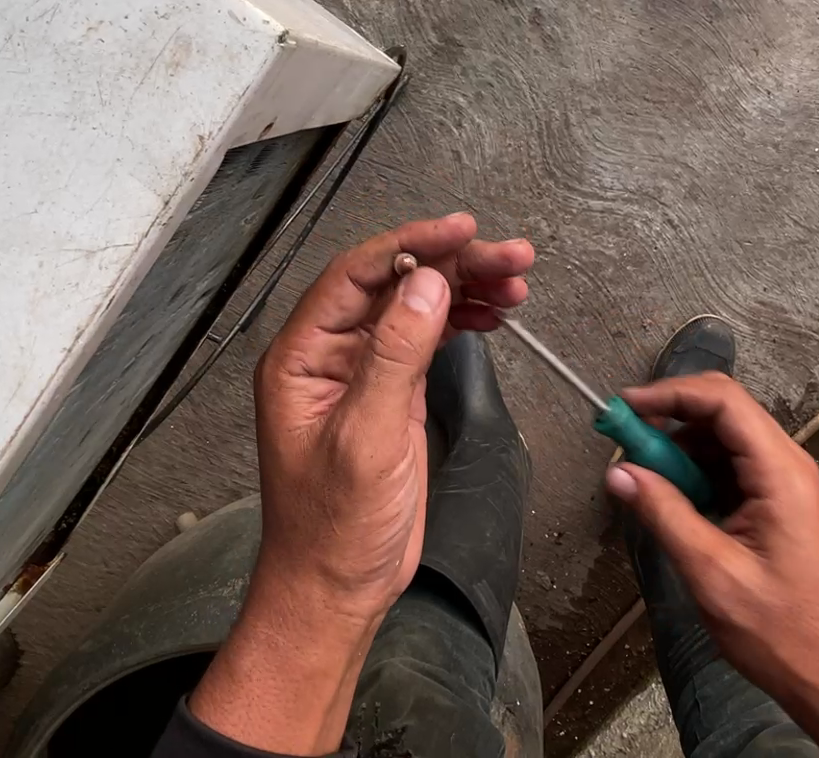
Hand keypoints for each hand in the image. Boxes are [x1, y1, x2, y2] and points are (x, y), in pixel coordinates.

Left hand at [189, 214, 532, 753]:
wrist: (339, 588)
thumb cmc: (335, 527)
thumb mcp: (367, 438)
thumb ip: (396, 354)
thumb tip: (427, 282)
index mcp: (302, 356)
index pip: (357, 274)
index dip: (412, 243)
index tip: (463, 230)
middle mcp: (330, 353)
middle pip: (395, 283)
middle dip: (454, 264)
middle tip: (511, 256)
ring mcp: (363, 369)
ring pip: (416, 306)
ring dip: (466, 288)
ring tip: (515, 281)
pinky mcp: (392, 389)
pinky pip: (427, 336)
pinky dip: (462, 319)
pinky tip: (493, 311)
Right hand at [604, 373, 818, 757]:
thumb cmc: (781, 631)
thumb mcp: (711, 574)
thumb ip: (664, 515)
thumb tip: (618, 472)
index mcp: (779, 472)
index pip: (723, 401)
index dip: (671, 393)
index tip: (626, 407)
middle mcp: (786, 463)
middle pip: (724, 408)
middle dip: (671, 415)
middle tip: (627, 438)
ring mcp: (783, 480)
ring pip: (723, 434)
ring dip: (681, 446)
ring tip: (647, 477)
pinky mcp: (775, 498)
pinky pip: (729, 463)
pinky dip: (695, 469)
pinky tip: (674, 499)